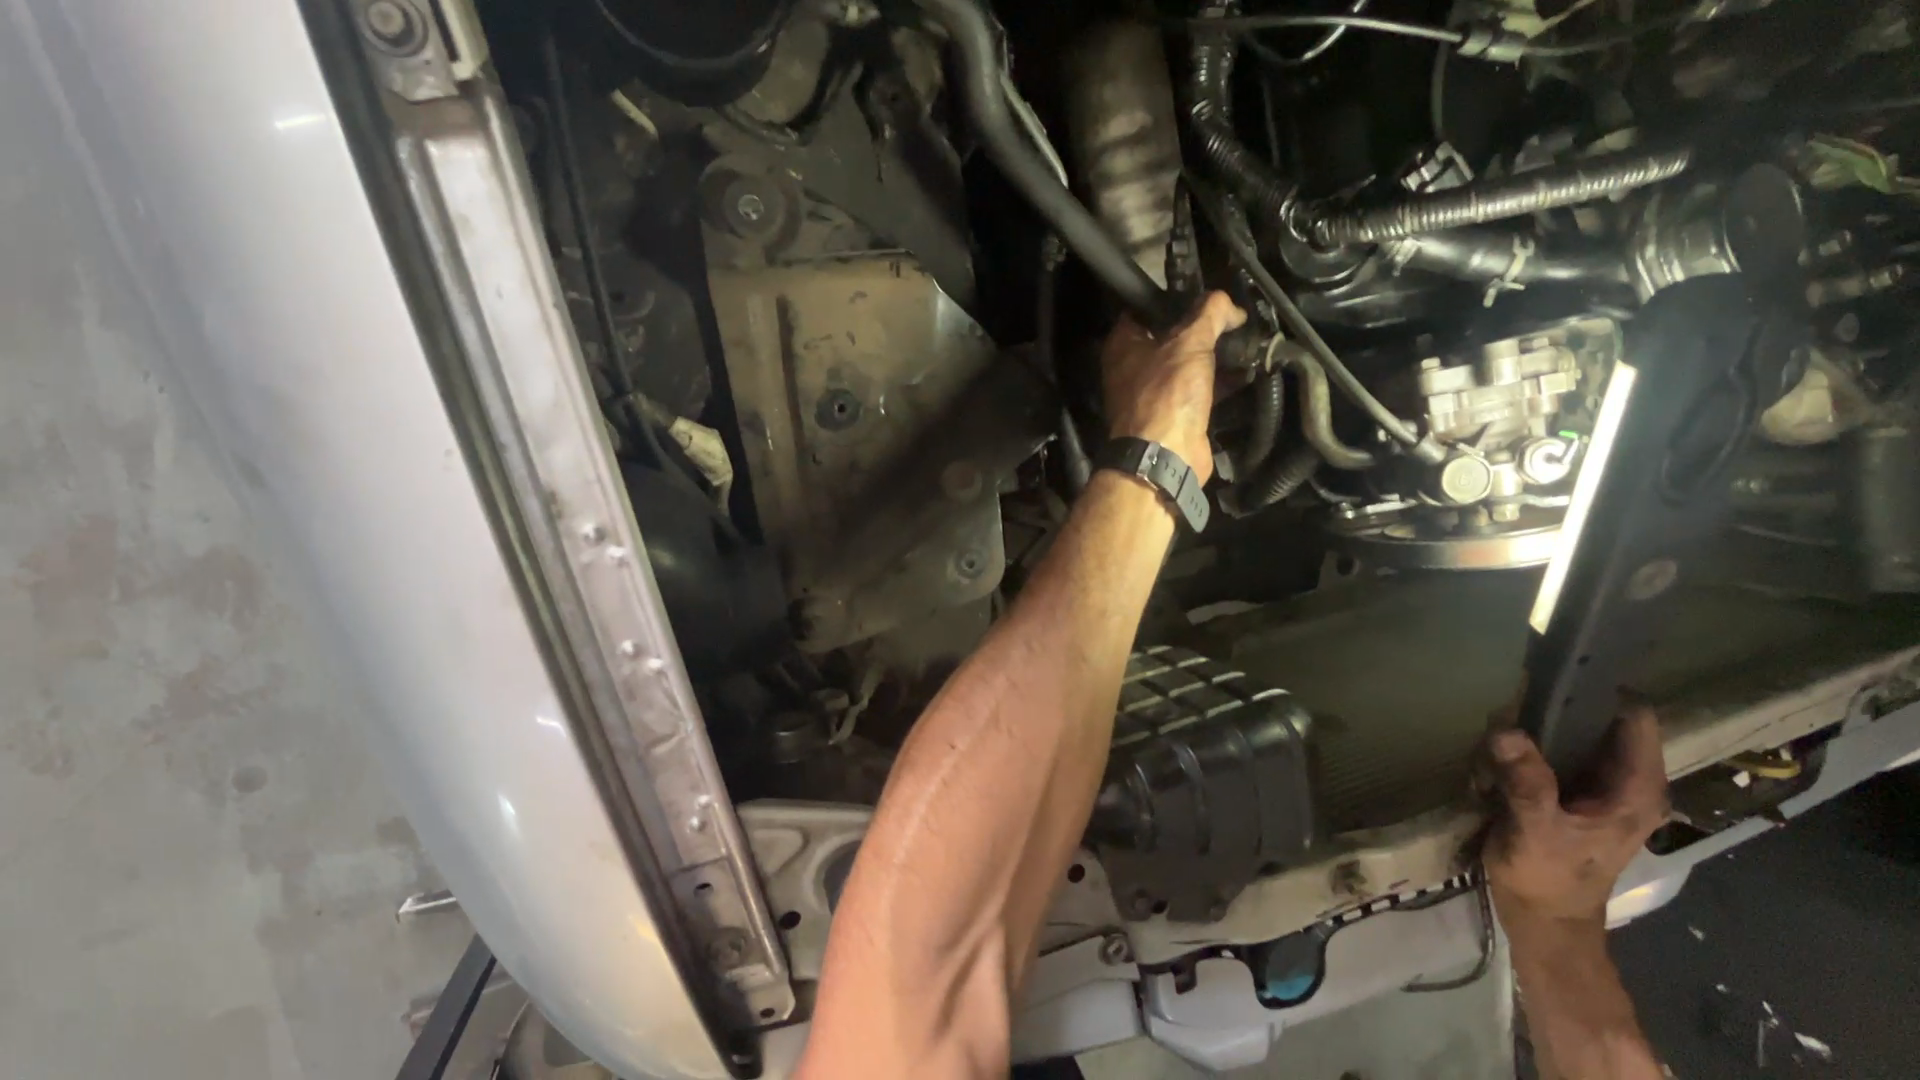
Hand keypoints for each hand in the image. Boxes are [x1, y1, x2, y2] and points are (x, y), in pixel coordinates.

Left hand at [1101, 292, 1245, 484]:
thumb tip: (1228, 304)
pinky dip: (1221, 381)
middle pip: (1170, 336)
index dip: (1174, 297)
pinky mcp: (1175, 414)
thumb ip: (1210, 315)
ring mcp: (1153, 393)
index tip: (1205, 292)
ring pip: (1188, 364)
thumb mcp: (1190, 342)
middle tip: (1232, 316)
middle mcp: (1132, 368)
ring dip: (1215, 354)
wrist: (1166, 457)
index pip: (1145, 307)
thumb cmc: (1167, 394)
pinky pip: (1200, 389)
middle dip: (1202, 328)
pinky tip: (1248, 369)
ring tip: (1247, 338)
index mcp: (1123, 345)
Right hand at [1485, 707, 1669, 930]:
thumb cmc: (1548, 879)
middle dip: (1563, 704)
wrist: (1545, 921)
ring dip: (1545, 722)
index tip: (1558, 673)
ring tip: (1505, 714)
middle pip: (1606, 719)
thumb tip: (1507, 731)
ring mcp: (1604, 785)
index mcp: (1637, 789)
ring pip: (1581, 732)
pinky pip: (1562, 750)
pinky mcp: (1577, 791)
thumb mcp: (1535, 832)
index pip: (1636, 717)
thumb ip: (1528, 782)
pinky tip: (1505, 743)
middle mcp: (1629, 780)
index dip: (1602, 691)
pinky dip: (1537, 741)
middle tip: (1517, 690)